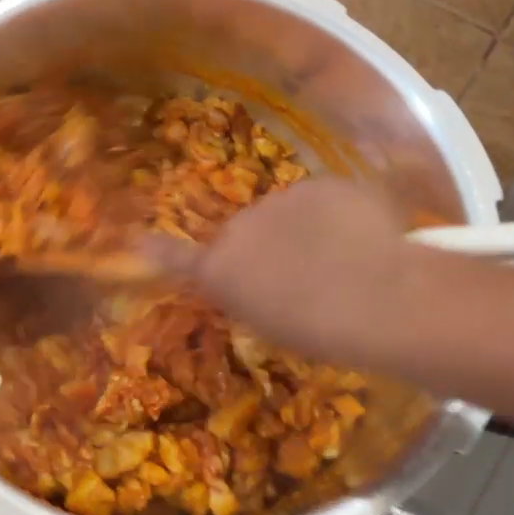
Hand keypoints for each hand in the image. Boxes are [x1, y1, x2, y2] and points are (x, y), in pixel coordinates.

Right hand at [146, 179, 421, 357]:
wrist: (376, 297)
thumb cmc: (319, 331)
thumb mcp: (270, 323)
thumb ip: (250, 293)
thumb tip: (255, 280)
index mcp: (220, 270)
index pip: (179, 258)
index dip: (158, 249)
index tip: (137, 239)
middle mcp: (239, 226)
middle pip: (248, 229)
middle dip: (268, 243)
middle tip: (303, 273)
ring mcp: (281, 199)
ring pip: (289, 210)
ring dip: (305, 227)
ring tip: (344, 258)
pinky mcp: (323, 183)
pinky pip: (326, 198)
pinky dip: (341, 213)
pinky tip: (367, 239)